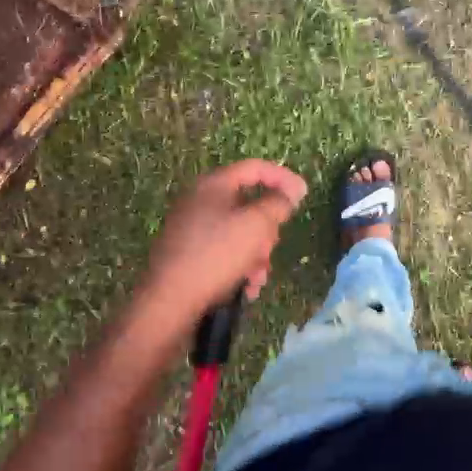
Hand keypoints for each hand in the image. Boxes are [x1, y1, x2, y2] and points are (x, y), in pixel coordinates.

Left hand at [134, 160, 307, 329]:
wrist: (168, 302)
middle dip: (267, 230)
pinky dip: (239, 265)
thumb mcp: (257, 225)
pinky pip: (223, 249)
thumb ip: (279, 203)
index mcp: (214, 185)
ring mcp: (190, 227)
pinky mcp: (186, 252)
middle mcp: (199, 201)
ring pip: (239, 231)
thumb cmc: (216, 255)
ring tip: (258, 278)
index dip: (284, 178)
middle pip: (249, 204)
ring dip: (256, 253)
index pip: (256, 168)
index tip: (303, 196)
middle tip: (271, 248)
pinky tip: (246, 287)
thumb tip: (292, 191)